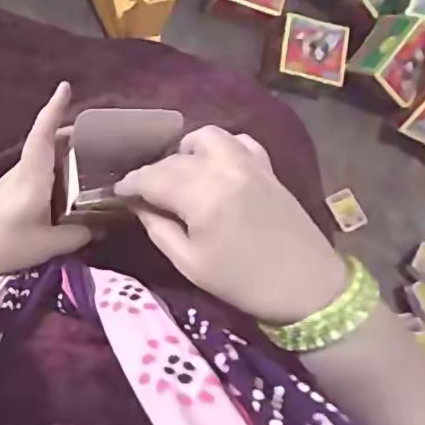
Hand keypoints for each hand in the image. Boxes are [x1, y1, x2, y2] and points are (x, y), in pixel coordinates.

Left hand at [0, 82, 93, 275]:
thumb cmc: (4, 243)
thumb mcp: (48, 244)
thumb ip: (78, 234)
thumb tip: (100, 227)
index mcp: (32, 175)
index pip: (44, 133)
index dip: (54, 109)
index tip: (65, 87)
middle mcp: (23, 171)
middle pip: (48, 142)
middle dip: (74, 135)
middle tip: (102, 138)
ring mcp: (14, 180)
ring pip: (44, 158)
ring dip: (66, 155)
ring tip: (95, 163)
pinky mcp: (9, 192)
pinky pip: (38, 173)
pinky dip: (56, 172)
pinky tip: (71, 188)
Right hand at [115, 125, 348, 324]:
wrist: (307, 287)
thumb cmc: (242, 282)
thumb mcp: (189, 263)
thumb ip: (158, 228)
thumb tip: (137, 205)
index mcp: (203, 197)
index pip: (152, 177)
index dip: (130, 184)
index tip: (117, 193)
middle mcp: (225, 170)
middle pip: (174, 159)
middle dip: (151, 173)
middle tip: (140, 193)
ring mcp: (249, 163)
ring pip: (205, 137)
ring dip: (183, 152)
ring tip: (176, 174)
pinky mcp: (266, 167)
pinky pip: (237, 141)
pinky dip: (218, 147)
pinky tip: (211, 166)